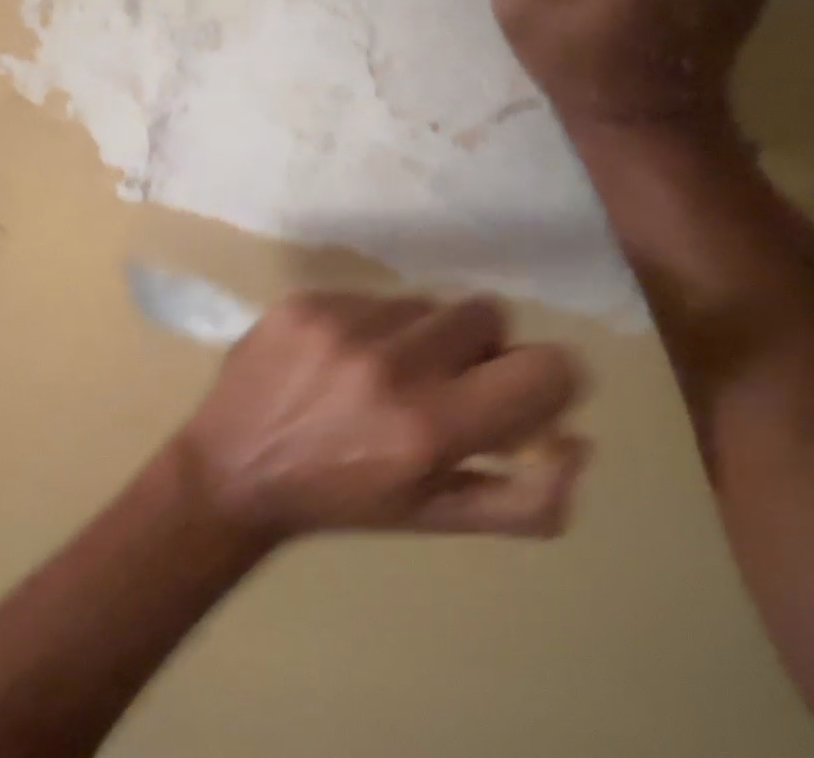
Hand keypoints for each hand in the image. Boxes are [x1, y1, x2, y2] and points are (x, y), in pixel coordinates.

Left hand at [174, 293, 586, 539]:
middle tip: (442, 383)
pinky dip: (368, 325)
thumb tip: (581, 444)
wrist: (232, 470)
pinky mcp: (302, 301)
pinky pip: (370, 296)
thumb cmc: (340, 499)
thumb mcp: (435, 518)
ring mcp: (340, 324)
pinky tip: (336, 361)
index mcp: (430, 427)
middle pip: (488, 314)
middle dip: (479, 349)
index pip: (547, 367)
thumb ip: (526, 500)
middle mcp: (390, 365)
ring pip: (425, 303)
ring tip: (378, 376)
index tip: (518, 394)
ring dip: (420, 336)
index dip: (545, 380)